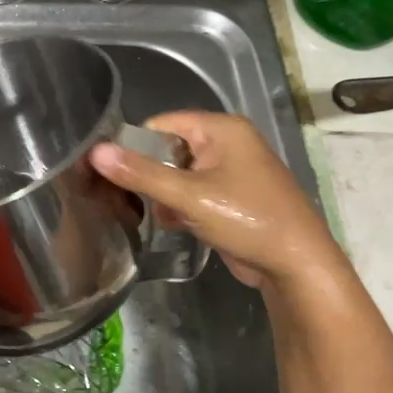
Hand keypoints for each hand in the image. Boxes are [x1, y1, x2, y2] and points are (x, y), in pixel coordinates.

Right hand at [88, 111, 348, 288]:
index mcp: (222, 129)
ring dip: (161, 193)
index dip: (133, 145)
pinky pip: (191, 192)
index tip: (109, 170)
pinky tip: (171, 225)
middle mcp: (227, 143)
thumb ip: (140, 173)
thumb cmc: (248, 220)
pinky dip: (177, 206)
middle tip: (122, 195)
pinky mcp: (230, 198)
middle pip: (167, 148)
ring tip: (147, 212)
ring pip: (177, 173)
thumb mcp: (189, 196)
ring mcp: (230, 171)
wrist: (298, 267)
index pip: (160, 124)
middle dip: (146, 172)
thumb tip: (95, 152)